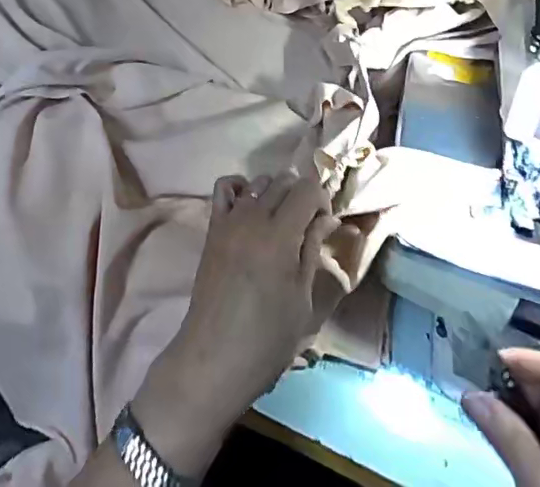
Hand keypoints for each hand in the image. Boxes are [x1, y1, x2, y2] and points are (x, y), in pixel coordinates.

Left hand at [128, 172, 353, 475]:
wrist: (213, 359)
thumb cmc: (267, 339)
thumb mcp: (302, 299)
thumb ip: (312, 250)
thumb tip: (326, 220)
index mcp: (280, 235)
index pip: (306, 188)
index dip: (321, 200)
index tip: (324, 226)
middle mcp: (253, 218)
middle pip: (284, 181)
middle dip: (301, 195)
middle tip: (307, 225)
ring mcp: (229, 221)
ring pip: (258, 182)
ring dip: (275, 192)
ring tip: (281, 221)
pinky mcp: (212, 229)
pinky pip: (224, 189)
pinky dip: (240, 188)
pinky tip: (251, 209)